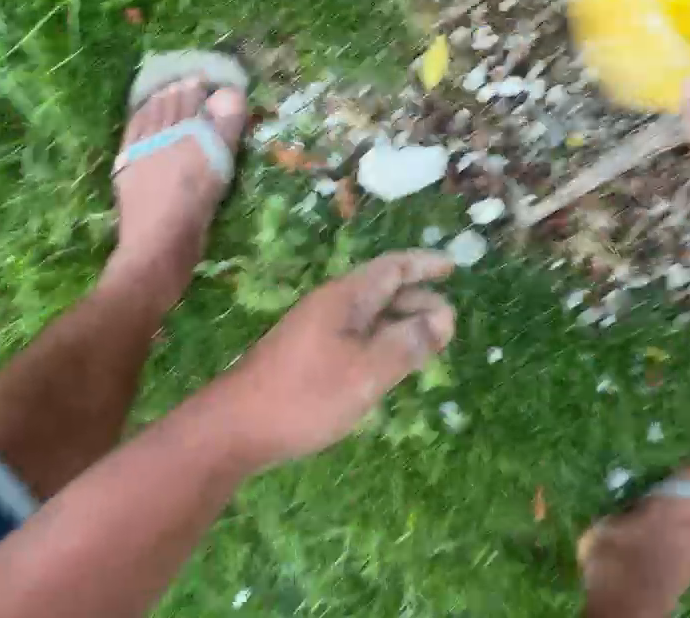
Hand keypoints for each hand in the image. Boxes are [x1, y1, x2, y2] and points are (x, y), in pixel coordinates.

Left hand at [206, 251, 455, 466]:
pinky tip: (390, 364)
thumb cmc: (306, 395)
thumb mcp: (367, 370)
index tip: (452, 267)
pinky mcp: (309, 354)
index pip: (393, 267)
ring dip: (401, 323)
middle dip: (419, 299)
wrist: (237, 426)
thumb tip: (443, 317)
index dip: (424, 264)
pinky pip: (357, 335)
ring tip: (429, 342)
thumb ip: (407, 342)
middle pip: (383, 289)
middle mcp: (332, 305)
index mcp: (346, 297)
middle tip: (450, 322)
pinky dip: (382, 341)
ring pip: (370, 315)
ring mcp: (317, 329)